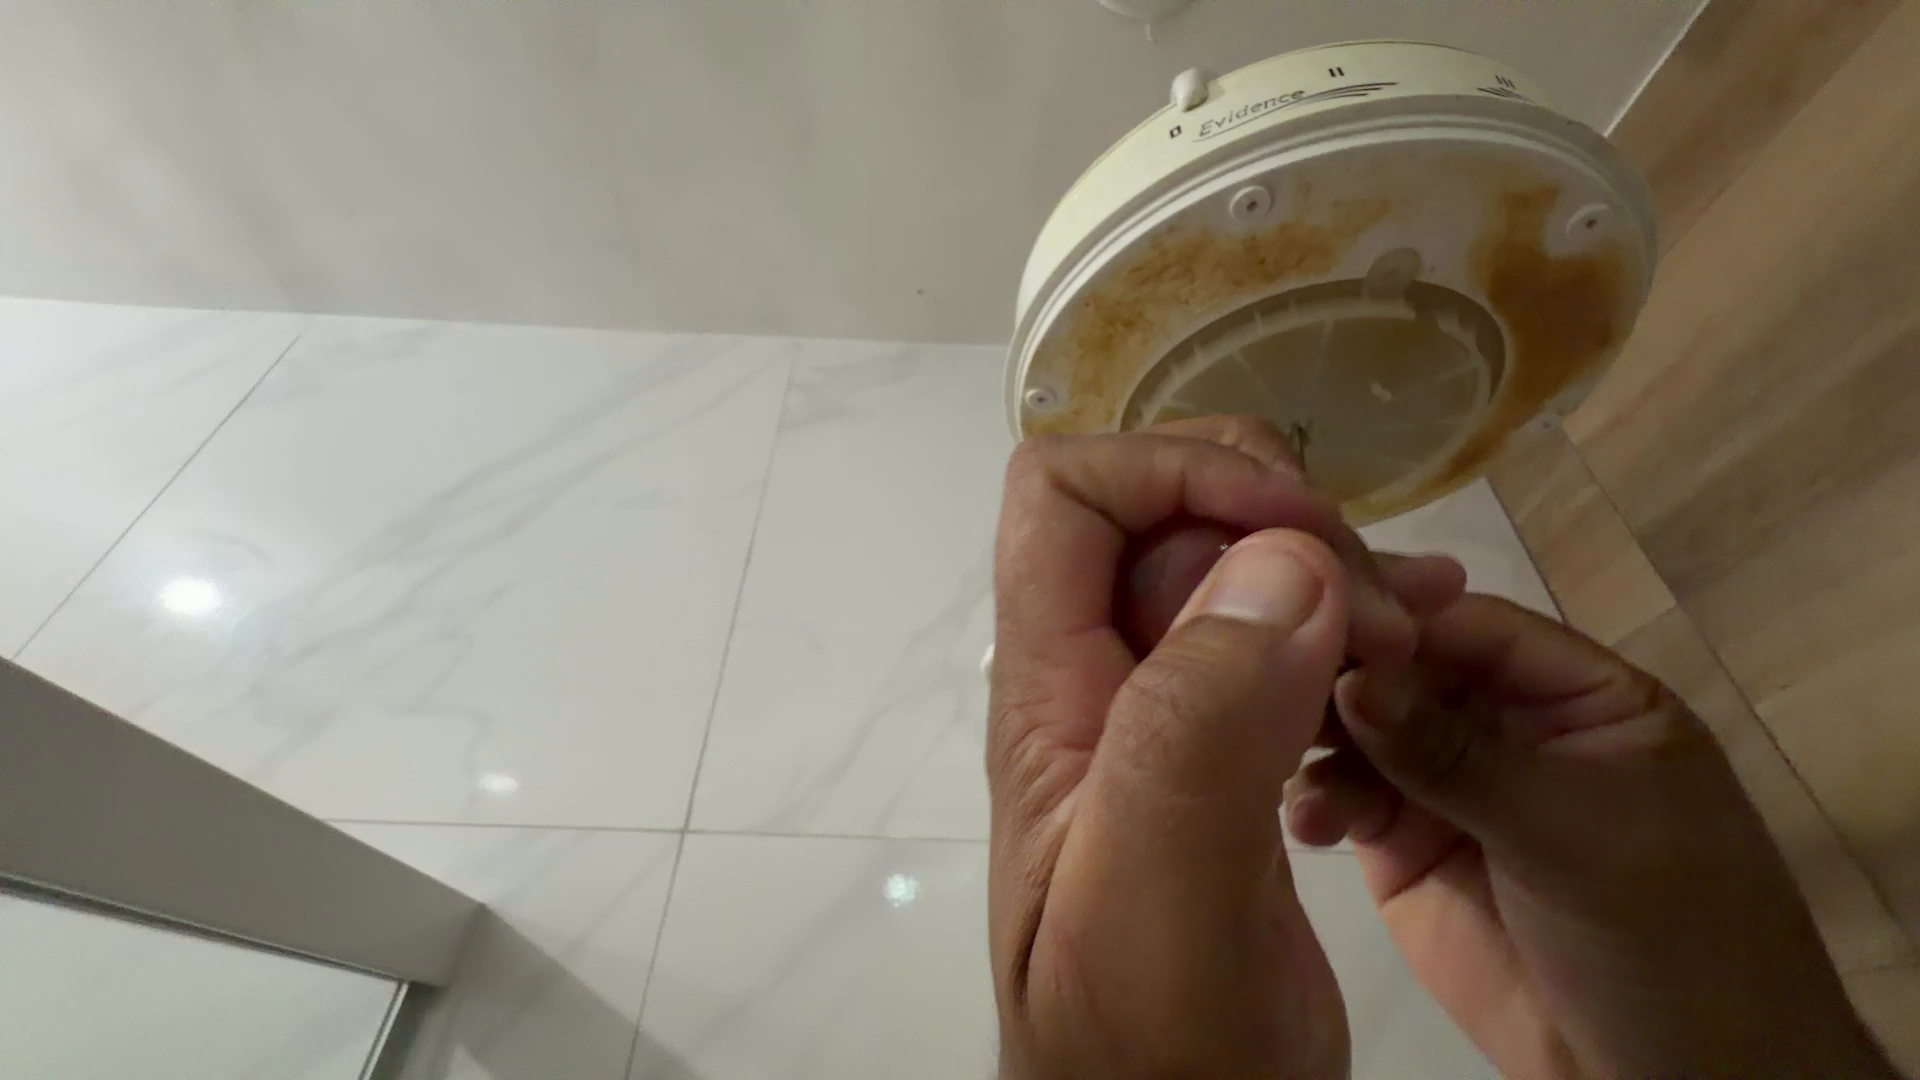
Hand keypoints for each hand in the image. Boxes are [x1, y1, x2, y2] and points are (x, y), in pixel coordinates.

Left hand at [985, 418, 1460, 1079]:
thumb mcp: (1159, 900)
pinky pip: (1267, 623)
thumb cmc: (1148, 1044)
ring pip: (1220, 556)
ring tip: (1404, 640)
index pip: (1064, 493)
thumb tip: (1280, 564)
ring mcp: (1150, 697)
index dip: (1174, 471)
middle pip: (1153, 506)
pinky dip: (1336, 615)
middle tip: (1376, 610)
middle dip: (1271, 517)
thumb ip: (1197, 734)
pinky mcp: (1212, 732)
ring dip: (1318, 565)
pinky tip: (1402, 661)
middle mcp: (1088, 670)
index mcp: (1046, 687)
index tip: (1296, 531)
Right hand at [1287, 595, 1898, 1077]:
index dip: (1390, 617)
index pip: (1465, 625)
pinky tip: (1308, 825)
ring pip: (1355, 727)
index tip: (1307, 619)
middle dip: (1335, 676)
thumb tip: (1348, 681)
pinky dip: (1316, 800)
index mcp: (1568, 694)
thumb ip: (1455, 755)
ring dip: (1312, 737)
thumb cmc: (1666, 940)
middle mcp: (1494, 721)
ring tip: (1273, 757)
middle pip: (1397, 668)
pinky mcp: (1397, 834)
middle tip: (1268, 687)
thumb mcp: (1571, 833)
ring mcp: (1439, 778)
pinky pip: (1340, 793)